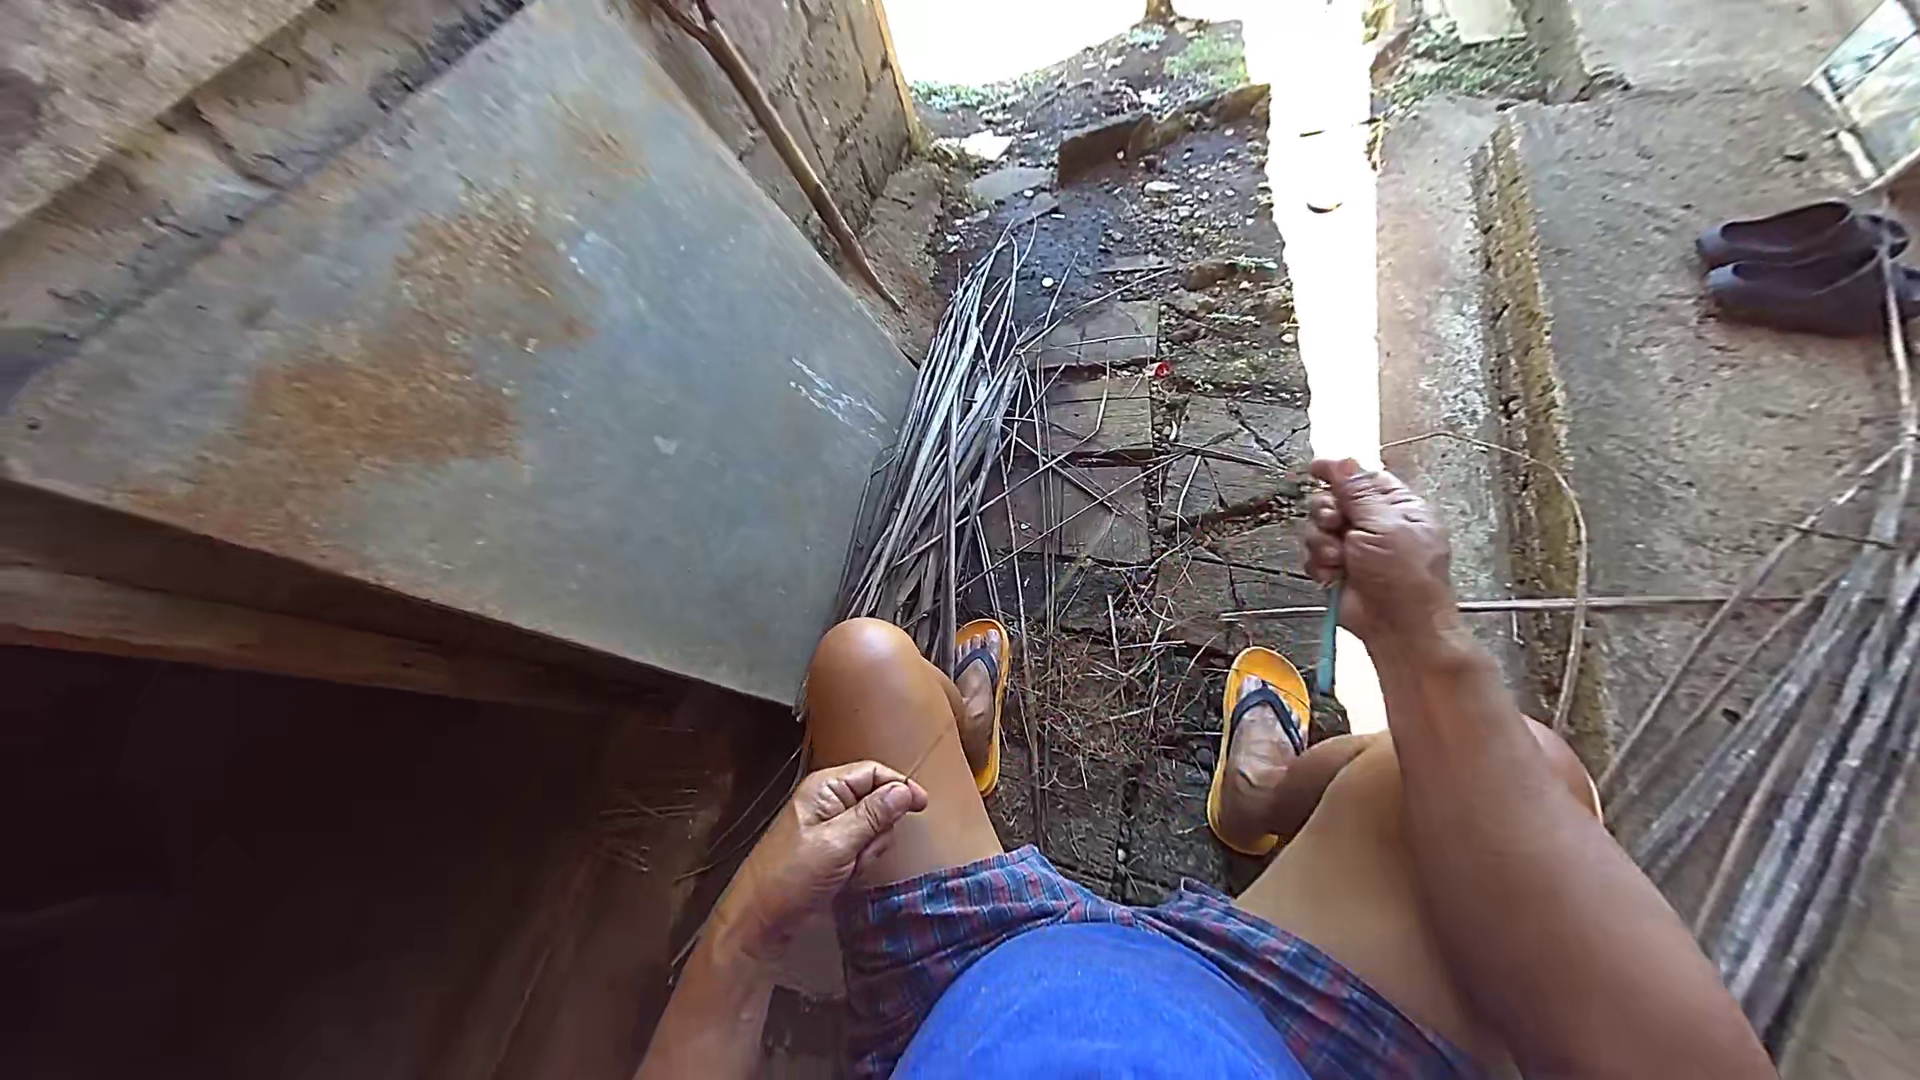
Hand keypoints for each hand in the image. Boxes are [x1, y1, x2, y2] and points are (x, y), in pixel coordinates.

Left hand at [717, 760, 927, 960]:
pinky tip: (844, 876)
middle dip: (878, 829)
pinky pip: (863, 847)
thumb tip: (906, 790)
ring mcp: (831, 825)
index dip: (899, 786)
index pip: (874, 772)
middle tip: (861, 852)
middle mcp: (829, 799)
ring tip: (847, 868)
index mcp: (826, 786)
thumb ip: (874, 814)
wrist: (759, 921)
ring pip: (874, 827)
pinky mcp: (833, 848)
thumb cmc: (791, 876)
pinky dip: (860, 862)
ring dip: (869, 850)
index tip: (921, 806)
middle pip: (878, 800)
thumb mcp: (837, 843)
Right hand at [1302, 458, 1457, 644]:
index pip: (1361, 478)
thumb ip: (1359, 492)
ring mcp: (1353, 547)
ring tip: (1341, 560)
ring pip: (1316, 529)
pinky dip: (1319, 564)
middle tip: (1337, 526)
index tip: (1316, 468)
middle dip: (1327, 515)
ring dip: (1323, 544)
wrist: (1396, 625)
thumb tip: (1343, 461)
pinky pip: (1311, 555)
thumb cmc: (1406, 578)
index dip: (1338, 472)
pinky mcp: (1335, 567)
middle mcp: (1373, 524)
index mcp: (1396, 508)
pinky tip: (1334, 574)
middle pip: (1330, 502)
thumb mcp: (1384, 525)